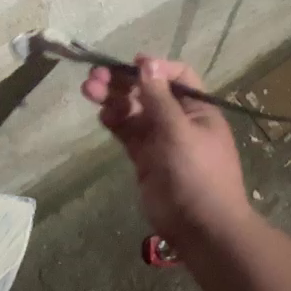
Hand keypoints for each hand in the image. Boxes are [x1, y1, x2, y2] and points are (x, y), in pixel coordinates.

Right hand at [80, 56, 251, 245]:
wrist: (202, 228)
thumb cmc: (198, 173)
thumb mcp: (180, 131)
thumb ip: (159, 98)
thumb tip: (147, 63)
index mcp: (197, 109)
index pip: (176, 76)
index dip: (155, 68)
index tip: (132, 64)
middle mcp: (178, 119)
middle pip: (148, 92)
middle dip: (122, 82)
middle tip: (94, 76)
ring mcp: (160, 139)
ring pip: (133, 110)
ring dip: (113, 98)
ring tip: (88, 90)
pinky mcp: (145, 158)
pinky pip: (127, 132)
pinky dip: (115, 121)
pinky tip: (102, 115)